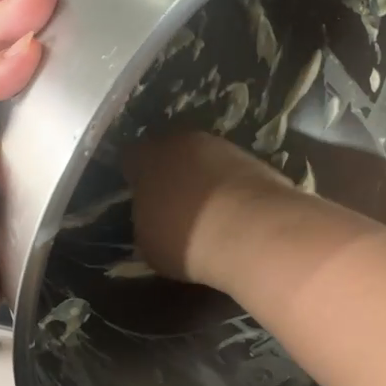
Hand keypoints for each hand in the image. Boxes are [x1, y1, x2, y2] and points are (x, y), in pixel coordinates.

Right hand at [122, 133, 296, 287]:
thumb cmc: (186, 240)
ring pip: (204, 159)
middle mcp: (182, 142)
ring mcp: (222, 147)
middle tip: (171, 202)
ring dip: (203, 178)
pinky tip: (233, 213)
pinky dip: (230, 187)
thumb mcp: (149, 243)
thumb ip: (145, 221)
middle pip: (169, 152)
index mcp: (147, 158)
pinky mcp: (254, 159)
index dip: (133, 176)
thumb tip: (152, 218)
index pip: (130, 157)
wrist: (253, 233)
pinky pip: (231, 173)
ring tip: (207, 211)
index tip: (136, 195)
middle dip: (169, 172)